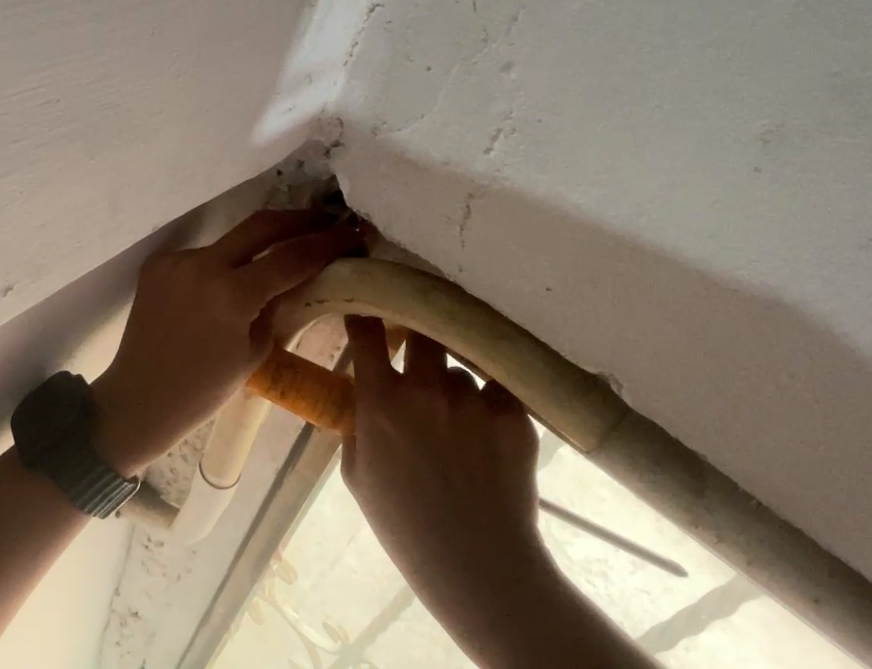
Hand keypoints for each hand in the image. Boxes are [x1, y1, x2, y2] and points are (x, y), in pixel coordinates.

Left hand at [91, 210, 364, 473]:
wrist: (140, 397)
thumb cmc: (204, 389)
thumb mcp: (256, 350)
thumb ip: (279, 304)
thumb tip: (302, 275)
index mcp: (232, 294)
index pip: (291, 257)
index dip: (327, 243)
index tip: (351, 233)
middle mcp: (203, 265)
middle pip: (261, 225)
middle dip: (298, 220)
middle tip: (326, 220)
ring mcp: (177, 260)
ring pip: (229, 240)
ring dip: (258, 243)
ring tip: (283, 251)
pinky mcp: (158, 263)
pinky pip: (202, 256)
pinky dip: (222, 263)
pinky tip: (232, 279)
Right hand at [341, 317, 557, 657]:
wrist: (479, 565)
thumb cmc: (404, 525)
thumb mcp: (357, 474)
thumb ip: (357, 425)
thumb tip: (362, 395)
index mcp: (381, 402)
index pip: (367, 334)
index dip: (364, 316)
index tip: (365, 306)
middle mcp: (426, 389)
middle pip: (422, 330)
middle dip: (417, 331)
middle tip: (417, 345)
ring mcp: (474, 400)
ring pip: (460, 369)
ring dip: (453, 382)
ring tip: (457, 416)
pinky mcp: (514, 416)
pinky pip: (497, 390)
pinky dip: (489, 402)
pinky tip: (486, 431)